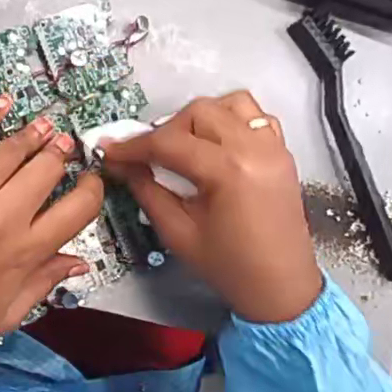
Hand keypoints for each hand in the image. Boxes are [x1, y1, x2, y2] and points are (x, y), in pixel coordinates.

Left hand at [0, 95, 103, 363]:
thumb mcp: (6, 314)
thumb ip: (44, 283)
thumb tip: (80, 260)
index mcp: (23, 253)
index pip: (77, 209)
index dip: (91, 189)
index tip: (89, 181)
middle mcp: (0, 218)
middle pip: (46, 170)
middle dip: (61, 154)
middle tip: (63, 146)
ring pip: (10, 150)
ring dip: (34, 133)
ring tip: (44, 125)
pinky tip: (2, 103)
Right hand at [102, 91, 321, 322]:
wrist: (280, 287)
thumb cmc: (229, 266)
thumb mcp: (176, 231)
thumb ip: (146, 190)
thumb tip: (122, 164)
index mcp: (229, 172)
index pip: (169, 142)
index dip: (133, 146)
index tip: (110, 151)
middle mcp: (255, 150)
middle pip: (198, 112)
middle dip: (165, 130)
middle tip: (147, 156)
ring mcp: (273, 148)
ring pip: (228, 104)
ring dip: (198, 118)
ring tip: (182, 145)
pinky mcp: (281, 153)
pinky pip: (254, 116)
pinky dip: (229, 120)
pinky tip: (213, 144)